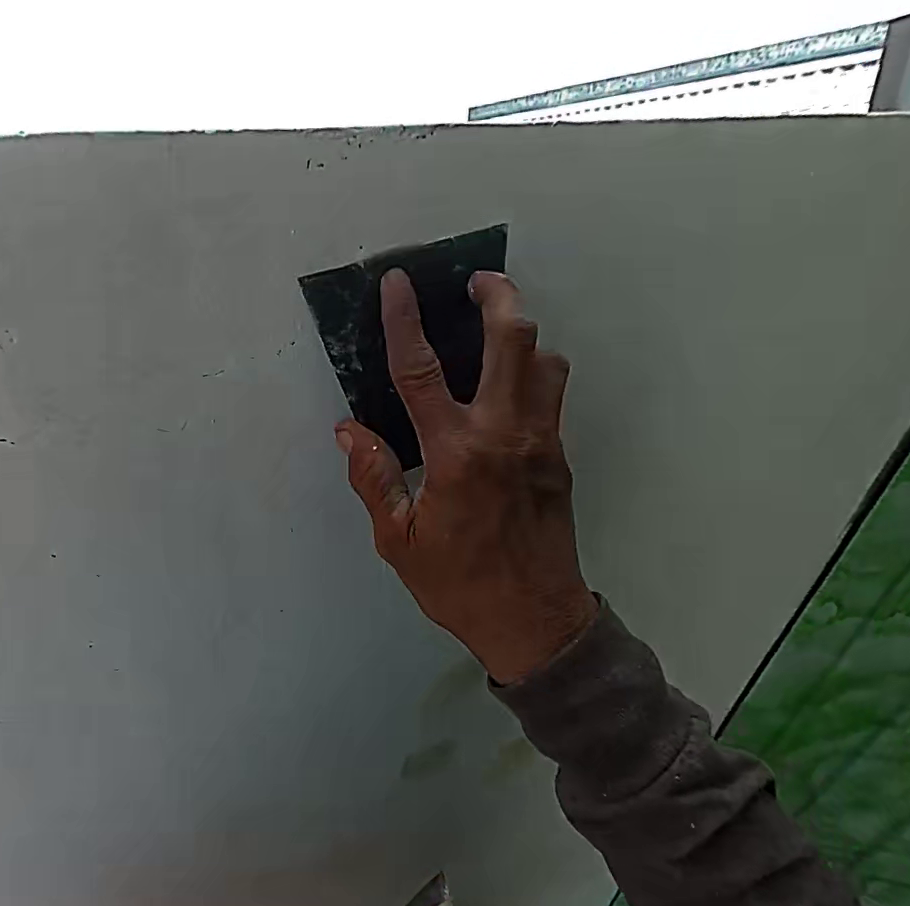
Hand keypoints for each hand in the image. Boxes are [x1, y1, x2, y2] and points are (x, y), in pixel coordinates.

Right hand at [335, 270, 596, 684]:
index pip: (422, 371)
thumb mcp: (398, 540)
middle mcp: (504, 434)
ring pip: (546, 361)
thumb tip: (349, 431)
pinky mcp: (560, 458)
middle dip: (497, 296)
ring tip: (496, 334)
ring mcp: (541, 442)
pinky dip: (534, 373)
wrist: (533, 619)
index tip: (398, 284)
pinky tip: (510, 387)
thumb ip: (373, 478)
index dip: (405, 322)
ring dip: (522, 335)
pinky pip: (552, 396)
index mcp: (455, 454)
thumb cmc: (457, 584)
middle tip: (477, 282)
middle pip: (512, 340)